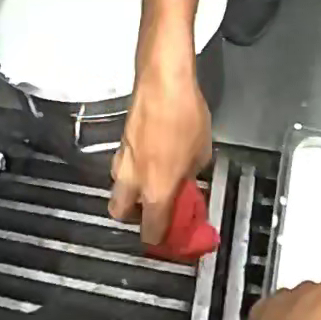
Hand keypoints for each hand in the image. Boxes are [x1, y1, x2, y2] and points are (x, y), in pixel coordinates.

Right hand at [110, 69, 211, 244]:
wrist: (163, 81)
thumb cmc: (185, 117)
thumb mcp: (202, 152)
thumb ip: (191, 175)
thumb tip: (187, 182)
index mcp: (156, 190)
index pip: (151, 231)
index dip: (162, 238)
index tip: (173, 234)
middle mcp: (132, 179)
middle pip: (119, 213)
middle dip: (135, 215)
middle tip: (156, 206)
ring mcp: (122, 158)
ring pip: (118, 186)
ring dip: (132, 188)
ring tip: (154, 177)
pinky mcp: (121, 139)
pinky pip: (123, 163)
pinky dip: (134, 166)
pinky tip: (152, 154)